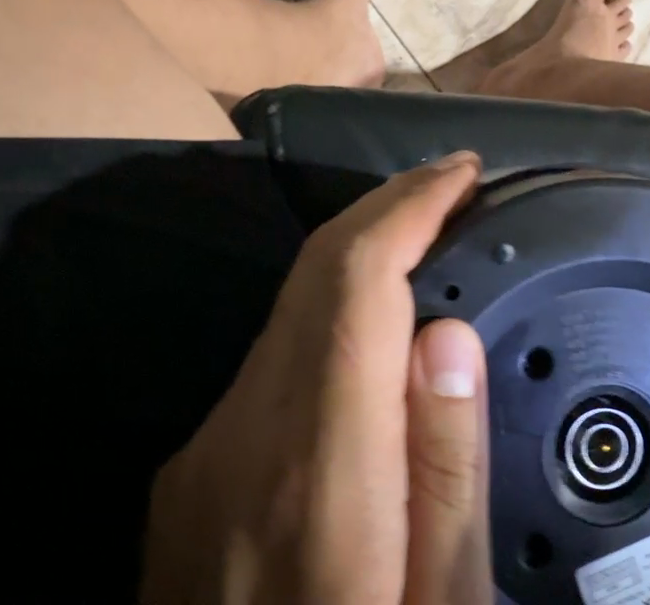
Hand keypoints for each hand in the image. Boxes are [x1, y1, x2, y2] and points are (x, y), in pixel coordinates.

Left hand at [140, 153, 493, 603]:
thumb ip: (442, 473)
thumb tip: (444, 333)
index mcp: (315, 472)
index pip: (353, 285)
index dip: (406, 208)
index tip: (461, 173)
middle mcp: (238, 441)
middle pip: (310, 279)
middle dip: (385, 212)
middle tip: (456, 190)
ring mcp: (199, 457)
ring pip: (288, 315)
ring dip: (357, 263)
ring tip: (430, 245)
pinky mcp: (187, 477)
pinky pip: (269, 366)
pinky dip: (325, 323)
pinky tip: (371, 340)